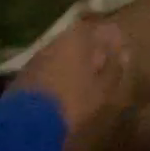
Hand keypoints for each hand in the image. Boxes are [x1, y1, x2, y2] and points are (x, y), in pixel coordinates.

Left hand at [12, 15, 130, 150]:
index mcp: (81, 35)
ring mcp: (40, 53)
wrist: (26, 121)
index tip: (121, 51)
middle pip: (82, 38)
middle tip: (102, 64)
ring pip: (64, 52)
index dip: (114, 40)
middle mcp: (60, 37)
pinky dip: (59, 71)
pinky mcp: (25, 72)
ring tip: (83, 77)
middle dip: (93, 50)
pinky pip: (50, 65)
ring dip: (74, 61)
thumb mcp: (102, 88)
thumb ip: (115, 68)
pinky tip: (63, 86)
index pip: (105, 29)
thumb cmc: (72, 98)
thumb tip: (125, 54)